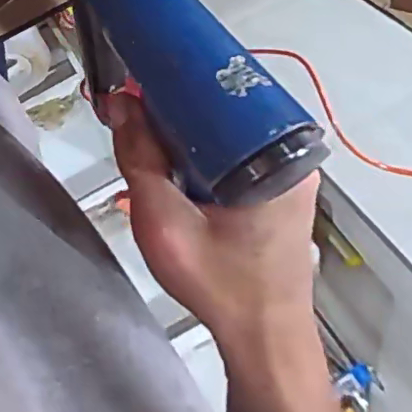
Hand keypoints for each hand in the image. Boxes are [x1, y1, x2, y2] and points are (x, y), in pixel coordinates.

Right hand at [107, 91, 321, 349]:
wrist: (262, 339)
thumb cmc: (223, 288)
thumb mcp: (166, 224)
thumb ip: (139, 159)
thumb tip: (120, 103)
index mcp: (278, 154)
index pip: (221, 89)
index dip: (175, 78)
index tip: (138, 72)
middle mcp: (290, 151)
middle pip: (220, 102)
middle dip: (171, 101)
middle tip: (132, 109)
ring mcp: (287, 165)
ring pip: (222, 121)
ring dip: (182, 123)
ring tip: (146, 130)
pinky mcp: (276, 179)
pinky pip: (230, 141)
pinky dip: (197, 141)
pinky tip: (170, 154)